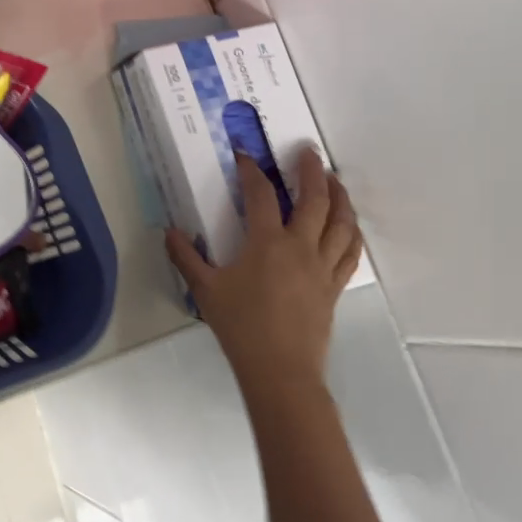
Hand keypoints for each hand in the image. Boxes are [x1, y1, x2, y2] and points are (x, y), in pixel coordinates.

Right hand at [166, 148, 361, 390]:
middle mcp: (301, 247)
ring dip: (339, 196)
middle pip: (315, 199)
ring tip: (333, 180)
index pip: (261, 196)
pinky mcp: (334, 286)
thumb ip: (185, 257)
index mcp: (267, 243)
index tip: (245, 156)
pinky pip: (350, 251)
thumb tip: (170, 232)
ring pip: (341, 222)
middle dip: (311, 171)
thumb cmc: (239, 326)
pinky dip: (351, 231)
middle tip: (307, 152)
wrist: (279, 368)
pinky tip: (348, 224)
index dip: (251, 172)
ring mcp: (322, 266)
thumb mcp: (204, 289)